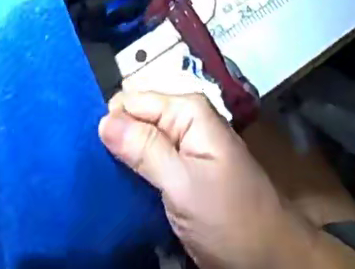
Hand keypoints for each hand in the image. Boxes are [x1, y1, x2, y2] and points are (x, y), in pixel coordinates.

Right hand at [98, 91, 354, 268]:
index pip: (132, 101)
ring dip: (121, 162)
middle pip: (134, 120)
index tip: (84, 150)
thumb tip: (104, 120)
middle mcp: (185, 121)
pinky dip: (133, 177)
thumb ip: (145, 150)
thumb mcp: (184, 184)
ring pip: (138, 144)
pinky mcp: (182, 175)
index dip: (110, 123)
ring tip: (96, 182)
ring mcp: (184, 149)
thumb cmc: (230, 218)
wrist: (269, 256)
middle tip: (88, 171)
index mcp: (188, 111)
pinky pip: (148, 166)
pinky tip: (117, 191)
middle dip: (114, 141)